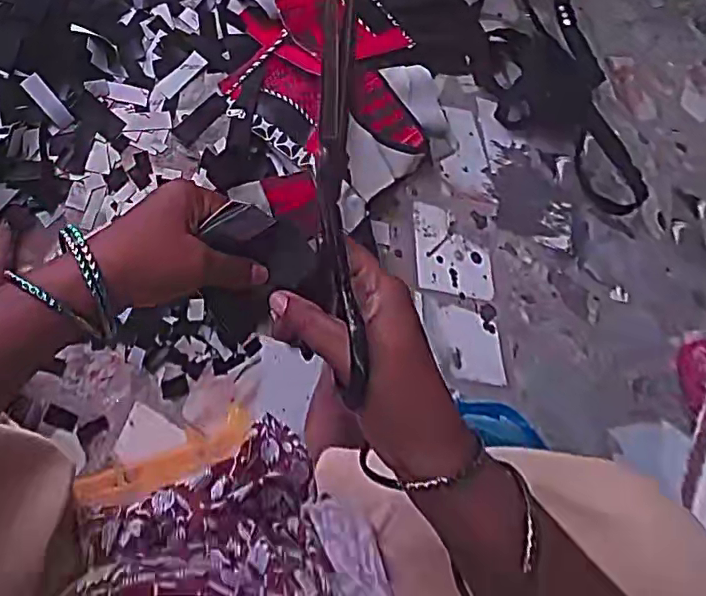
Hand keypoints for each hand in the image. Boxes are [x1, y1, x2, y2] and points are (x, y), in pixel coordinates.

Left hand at [84, 180, 268, 308]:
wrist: (97, 280)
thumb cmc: (137, 259)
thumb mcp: (199, 265)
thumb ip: (235, 268)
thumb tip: (256, 271)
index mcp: (186, 192)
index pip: (233, 209)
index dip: (246, 238)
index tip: (256, 261)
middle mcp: (171, 201)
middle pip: (215, 227)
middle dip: (223, 254)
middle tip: (230, 275)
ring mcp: (159, 222)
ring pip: (198, 244)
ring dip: (204, 265)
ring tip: (200, 280)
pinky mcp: (150, 243)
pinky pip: (180, 254)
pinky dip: (186, 269)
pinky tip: (185, 285)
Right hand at [268, 238, 474, 479]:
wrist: (428, 458)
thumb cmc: (410, 411)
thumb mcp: (352, 362)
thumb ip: (313, 325)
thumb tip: (281, 299)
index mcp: (386, 294)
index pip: (345, 250)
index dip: (312, 247)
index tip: (282, 250)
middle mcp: (380, 302)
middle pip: (330, 275)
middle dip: (301, 286)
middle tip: (276, 302)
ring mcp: (372, 323)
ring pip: (328, 299)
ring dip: (303, 310)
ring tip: (282, 323)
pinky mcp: (363, 342)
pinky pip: (332, 321)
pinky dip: (312, 327)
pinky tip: (296, 337)